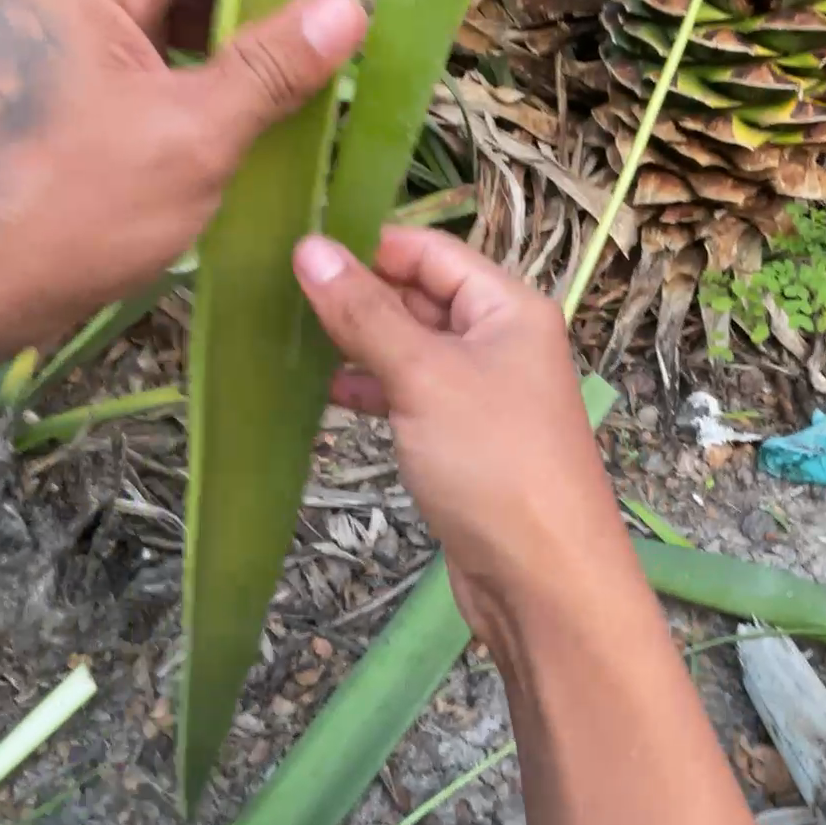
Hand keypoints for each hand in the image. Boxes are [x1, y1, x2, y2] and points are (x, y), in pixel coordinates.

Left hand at [0, 0, 369, 349]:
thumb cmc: (78, 212)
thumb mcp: (194, 137)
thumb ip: (273, 64)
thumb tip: (348, 9)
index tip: (339, 12)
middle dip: (259, 4)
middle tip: (323, 58)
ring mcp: (48, 3)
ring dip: (232, 37)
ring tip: (289, 86)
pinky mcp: (55, 48)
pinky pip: (143, 30)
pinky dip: (195, 60)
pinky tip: (239, 101)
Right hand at [291, 227, 637, 641]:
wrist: (542, 578)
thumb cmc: (492, 460)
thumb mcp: (424, 375)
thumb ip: (365, 311)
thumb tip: (309, 247)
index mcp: (507, 307)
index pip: (431, 253)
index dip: (370, 246)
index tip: (301, 250)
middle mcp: (501, 340)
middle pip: (422, 298)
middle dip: (360, 297)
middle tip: (282, 297)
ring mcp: (483, 391)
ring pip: (413, 349)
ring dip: (362, 346)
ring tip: (294, 343)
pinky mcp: (465, 436)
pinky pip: (414, 394)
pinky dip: (376, 390)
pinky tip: (330, 395)